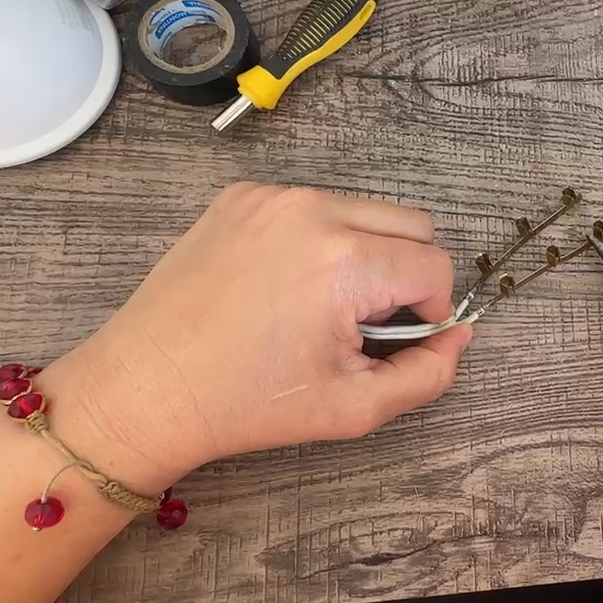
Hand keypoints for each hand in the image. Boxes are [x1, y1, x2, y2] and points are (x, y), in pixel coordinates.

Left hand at [42, 184, 471, 490]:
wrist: (143, 389)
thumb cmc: (249, 404)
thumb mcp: (356, 407)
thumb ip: (429, 373)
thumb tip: (459, 334)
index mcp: (344, 262)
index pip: (436, 266)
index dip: (432, 309)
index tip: (395, 339)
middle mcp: (313, 211)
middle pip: (414, 224)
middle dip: (407, 273)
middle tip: (363, 320)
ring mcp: (274, 196)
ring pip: (369, 210)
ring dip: (370, 251)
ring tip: (326, 300)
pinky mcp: (243, 194)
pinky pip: (319, 205)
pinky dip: (324, 238)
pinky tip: (287, 281)